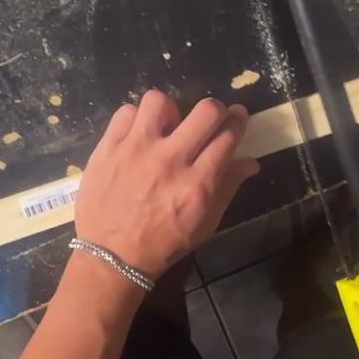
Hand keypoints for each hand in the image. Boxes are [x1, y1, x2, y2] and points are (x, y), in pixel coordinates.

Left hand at [73, 92, 259, 278]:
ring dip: (169, 111)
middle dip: (214, 110)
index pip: (228, 135)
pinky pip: (126, 112)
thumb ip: (228, 188)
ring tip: (165, 128)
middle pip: (205, 111)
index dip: (238, 121)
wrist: (110, 257)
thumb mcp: (205, 224)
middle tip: (208, 120)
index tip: (237, 117)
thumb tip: (250, 162)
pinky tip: (138, 136)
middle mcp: (170, 160)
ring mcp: (136, 150)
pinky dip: (136, 120)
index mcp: (198, 183)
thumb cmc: (163, 244)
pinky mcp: (108, 147)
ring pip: (161, 100)